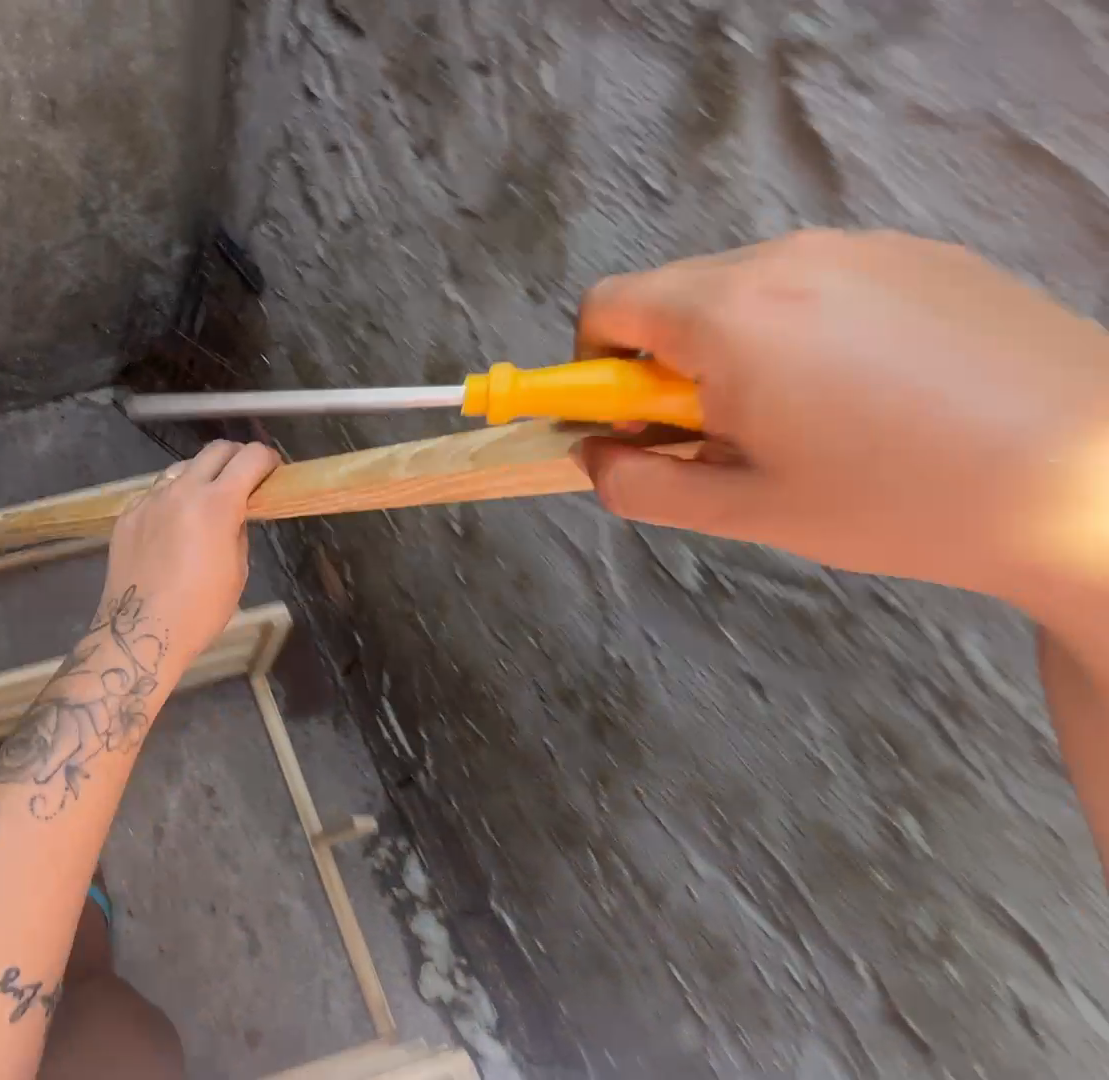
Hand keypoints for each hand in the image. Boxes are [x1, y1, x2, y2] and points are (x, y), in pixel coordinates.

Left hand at [100, 440, 280, 665]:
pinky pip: (154, 494)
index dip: (267, 459)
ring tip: (204, 503)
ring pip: (180, 469)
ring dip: (200, 477)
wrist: (140, 631)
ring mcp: (149, 500)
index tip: (272, 471)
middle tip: (243, 480)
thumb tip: (235, 514)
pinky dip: (170, 500)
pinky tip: (171, 526)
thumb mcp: (237, 571)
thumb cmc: (200, 610)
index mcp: (216, 503)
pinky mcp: (127, 515)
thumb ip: (238, 530)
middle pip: (214, 451)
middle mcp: (181, 491)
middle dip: (235, 458)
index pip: (250, 458)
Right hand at [574, 229, 1108, 619]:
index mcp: (729, 315)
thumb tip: (593, 454)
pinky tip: (865, 389)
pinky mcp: (919, 254)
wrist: (1101, 476)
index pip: (604, 305)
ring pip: (737, 287)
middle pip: (667, 294)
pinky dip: (795, 328)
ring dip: (728, 346)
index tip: (633, 419)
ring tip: (801, 415)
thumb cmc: (898, 500)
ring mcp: (860, 248)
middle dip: (662, 362)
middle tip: (719, 431)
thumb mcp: (740, 511)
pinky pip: (810, 282)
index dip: (592, 366)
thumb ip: (635, 483)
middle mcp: (786, 258)